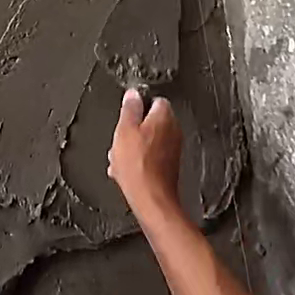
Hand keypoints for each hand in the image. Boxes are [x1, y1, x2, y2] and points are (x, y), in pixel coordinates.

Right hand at [107, 88, 184, 224]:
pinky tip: (127, 171)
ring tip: (120, 159)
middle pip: (150, 121)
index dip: (137, 106)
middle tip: (121, 139)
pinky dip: (139, 161)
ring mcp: (173, 149)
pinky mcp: (169, 166)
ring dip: (133, 147)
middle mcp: (173, 131)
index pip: (154, 99)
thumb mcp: (124, 130)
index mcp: (164, 116)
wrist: (151, 199)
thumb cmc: (138, 167)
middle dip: (133, 129)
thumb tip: (133, 94)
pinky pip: (151, 157)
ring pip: (148, 140)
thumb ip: (129, 108)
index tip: (125, 114)